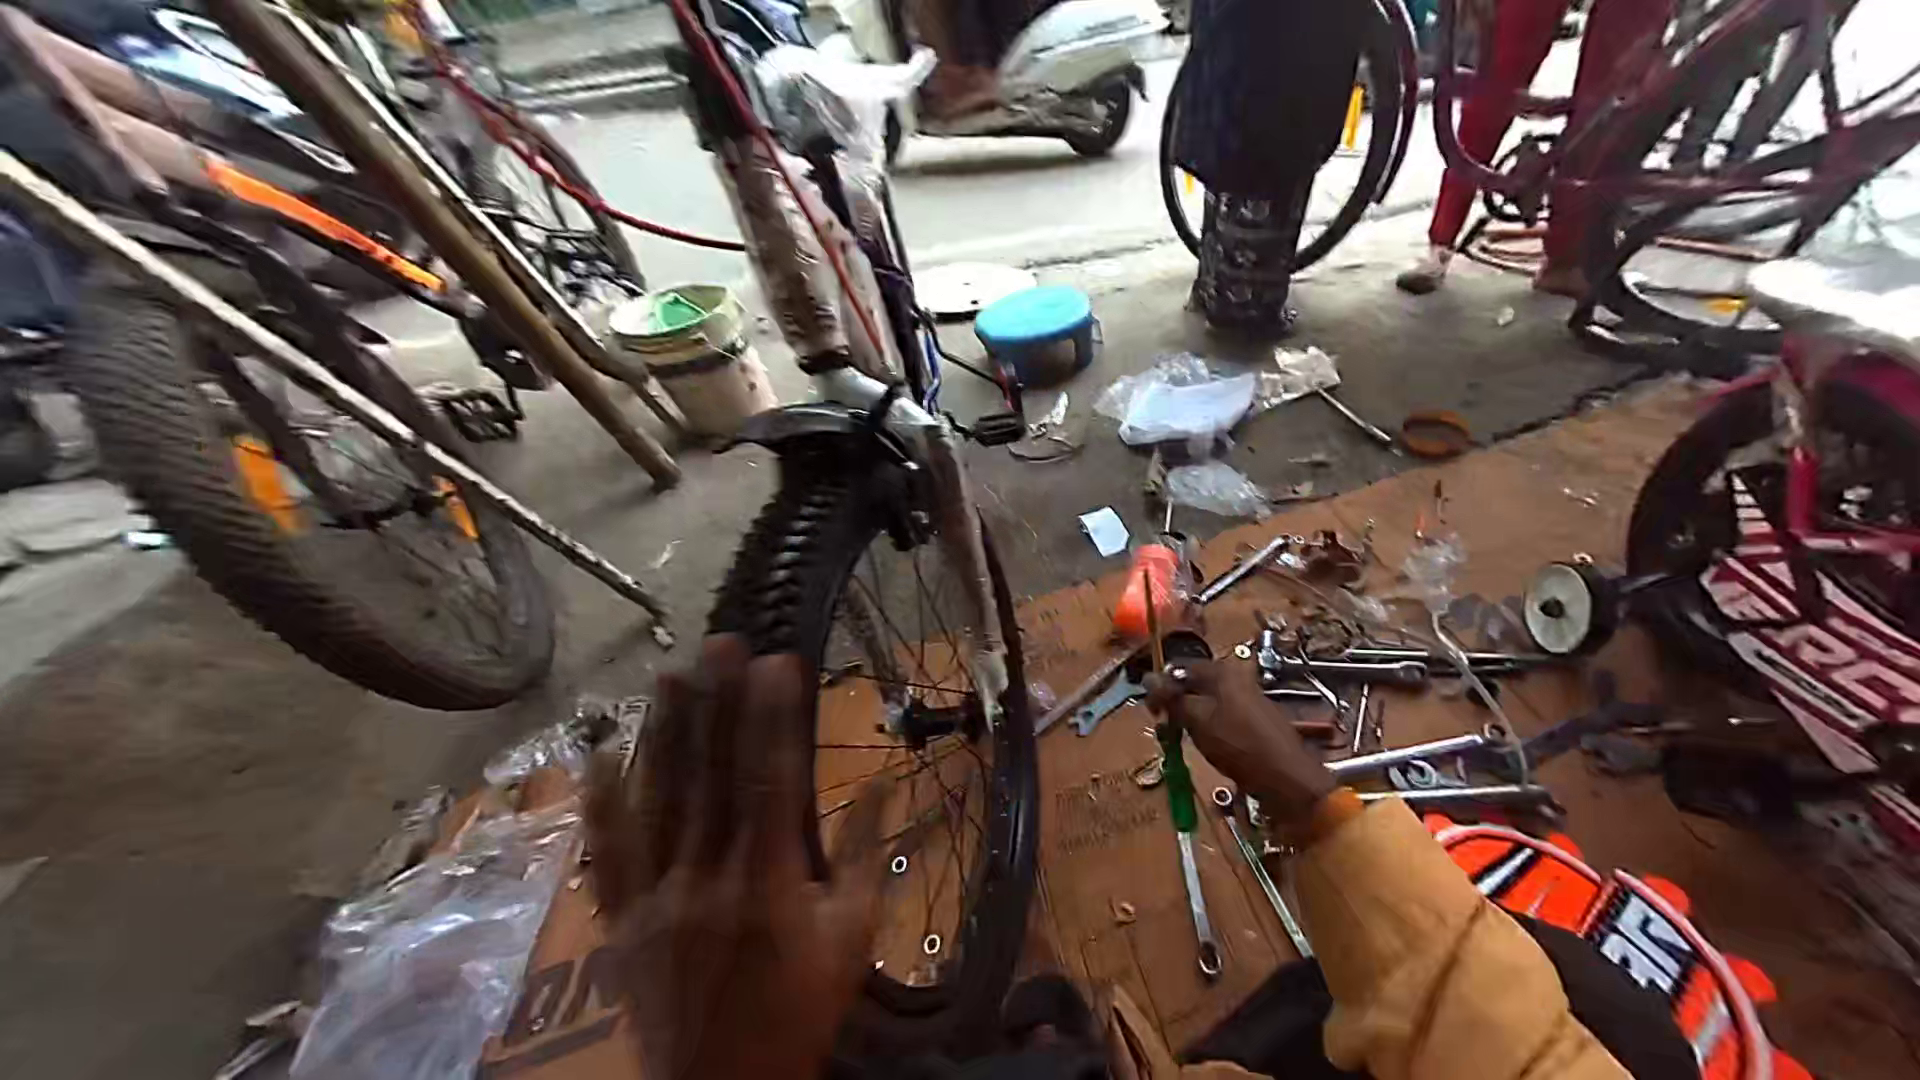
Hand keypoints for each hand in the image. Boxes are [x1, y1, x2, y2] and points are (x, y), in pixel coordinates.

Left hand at [587, 636, 891, 1079]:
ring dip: (666, 733)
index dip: (774, 716)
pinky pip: (610, 853)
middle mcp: (709, 877)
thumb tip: (882, 782)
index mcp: (771, 881)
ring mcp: (657, 897)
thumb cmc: (803, 1006)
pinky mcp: (623, 919)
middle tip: (721, 643)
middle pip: (711, 776)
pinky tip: (599, 753)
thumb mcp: (854, 935)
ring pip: (659, 800)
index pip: (771, 779)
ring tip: (671, 675)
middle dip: (719, 703)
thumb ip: (868, 854)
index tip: (778, 661)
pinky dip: (603, 802)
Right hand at [1146, 660, 1334, 825]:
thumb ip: (1172, 698)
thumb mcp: (1196, 719)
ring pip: (1205, 702)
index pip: (1178, 668)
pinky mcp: (1253, 720)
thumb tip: (1147, 679)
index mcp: (1220, 671)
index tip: (1151, 710)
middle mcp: (1234, 678)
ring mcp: (1246, 699)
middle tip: (1165, 726)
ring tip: (1181, 737)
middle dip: (1174, 703)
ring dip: (1188, 717)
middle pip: (1192, 684)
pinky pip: (1220, 716)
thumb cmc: (1237, 744)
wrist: (1287, 779)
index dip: (1160, 686)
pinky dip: (1206, 727)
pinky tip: (1204, 744)